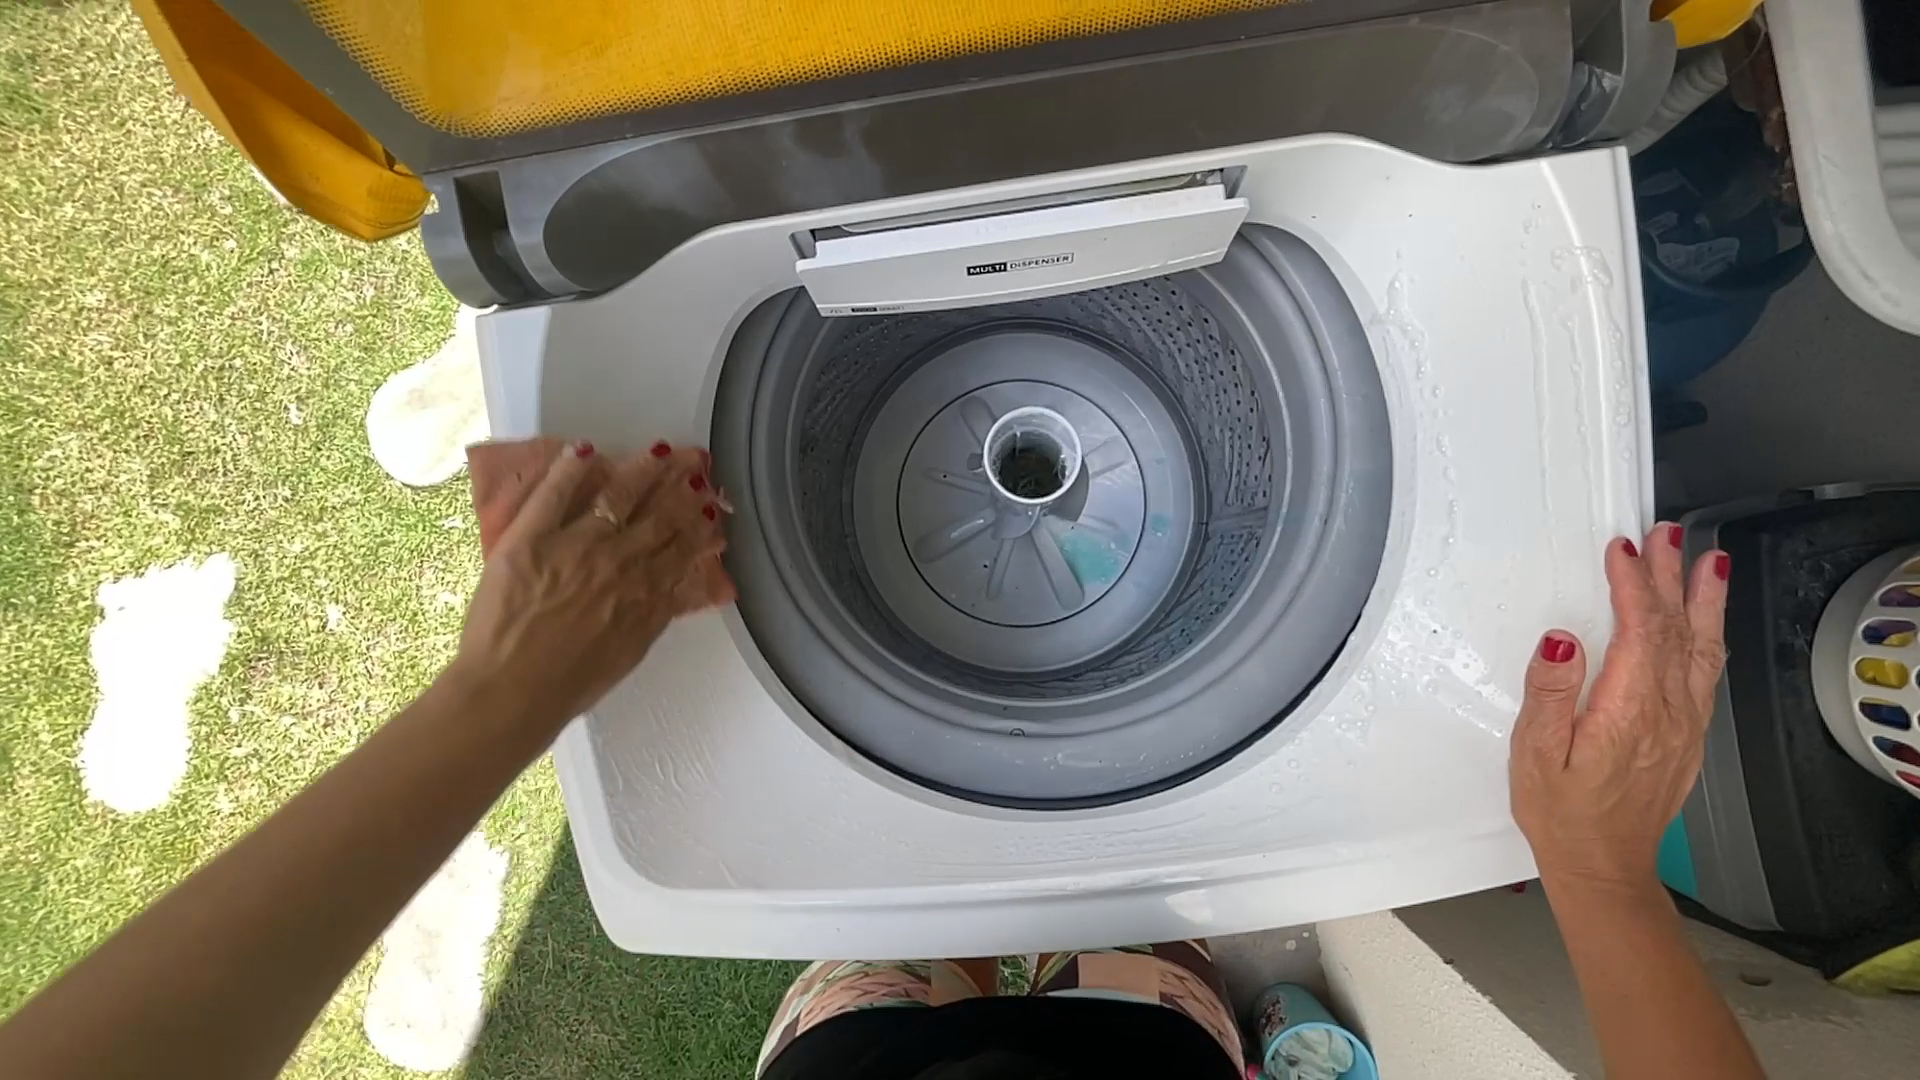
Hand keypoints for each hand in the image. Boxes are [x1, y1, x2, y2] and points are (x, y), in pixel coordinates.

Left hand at [449, 441, 726, 732]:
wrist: (511, 692)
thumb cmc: (574, 681)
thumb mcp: (634, 649)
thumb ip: (661, 611)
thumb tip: (686, 582)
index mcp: (645, 590)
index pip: (684, 546)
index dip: (702, 523)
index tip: (714, 505)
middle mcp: (618, 561)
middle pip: (658, 514)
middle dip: (682, 487)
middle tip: (697, 464)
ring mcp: (573, 546)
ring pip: (615, 496)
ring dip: (641, 471)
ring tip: (658, 451)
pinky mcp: (529, 540)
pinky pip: (553, 496)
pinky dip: (569, 469)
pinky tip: (585, 449)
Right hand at [1510, 523, 1729, 892]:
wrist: (1602, 861)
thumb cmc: (1560, 809)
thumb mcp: (1535, 751)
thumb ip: (1550, 692)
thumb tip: (1561, 640)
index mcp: (1628, 712)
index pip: (1640, 633)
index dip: (1633, 586)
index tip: (1623, 551)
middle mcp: (1668, 714)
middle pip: (1678, 632)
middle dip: (1673, 578)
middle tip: (1670, 536)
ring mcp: (1683, 725)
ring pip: (1702, 650)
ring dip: (1702, 601)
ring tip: (1707, 563)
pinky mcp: (1684, 735)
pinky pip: (1703, 673)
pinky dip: (1707, 637)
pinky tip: (1703, 625)